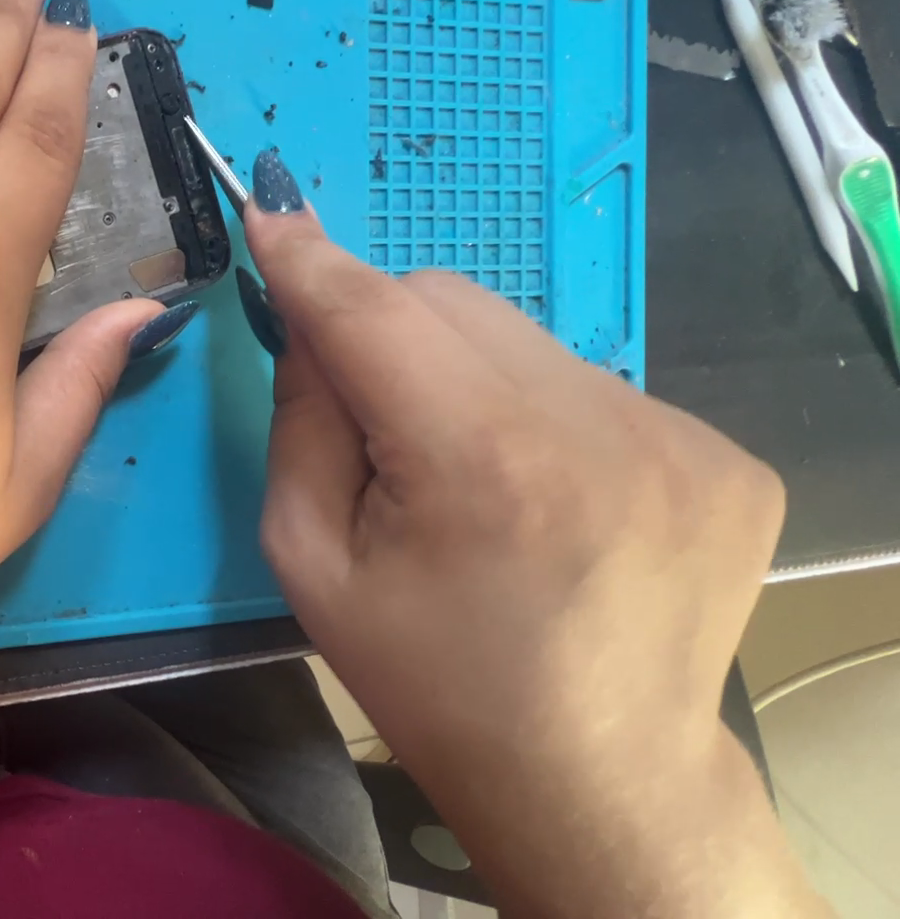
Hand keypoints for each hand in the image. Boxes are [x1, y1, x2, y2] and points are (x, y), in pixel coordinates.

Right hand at [240, 177, 823, 914]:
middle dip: (376, 324)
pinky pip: (572, 375)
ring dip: (448, 363)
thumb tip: (310, 328)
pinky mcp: (719, 449)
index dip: (311, 262)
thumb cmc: (420, 674)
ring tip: (446, 458)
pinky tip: (521, 479)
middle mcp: (598, 428)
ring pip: (511, 330)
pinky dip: (517, 399)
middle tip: (353, 402)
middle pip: (446, 298)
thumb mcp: (307, 557)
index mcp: (482, 468)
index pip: (375, 316)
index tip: (267, 211)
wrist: (591, 774)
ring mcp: (678, 434)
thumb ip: (300, 424)